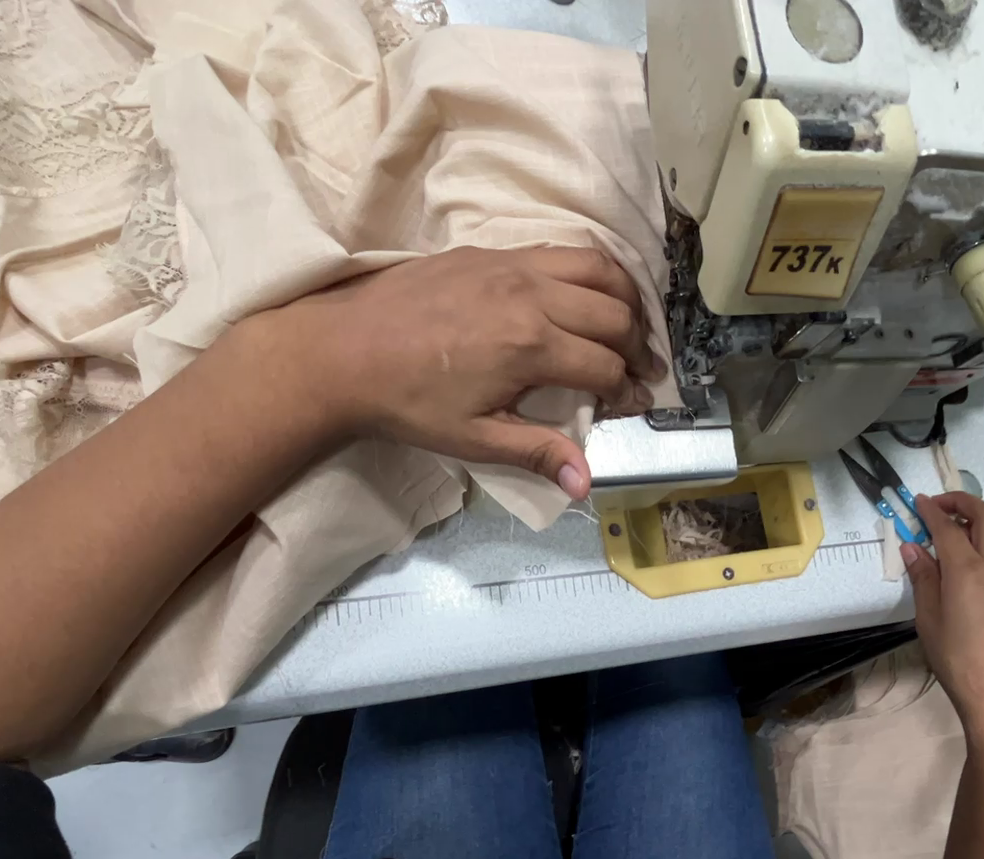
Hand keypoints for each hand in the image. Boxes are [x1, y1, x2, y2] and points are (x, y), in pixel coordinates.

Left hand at [255, 247, 660, 498]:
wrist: (342, 350)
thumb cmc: (408, 402)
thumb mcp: (474, 438)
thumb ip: (537, 452)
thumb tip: (586, 484)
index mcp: (529, 347)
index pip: (605, 367)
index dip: (627, 391)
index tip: (633, 405)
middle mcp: (532, 296)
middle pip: (615, 315)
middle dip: (639, 347)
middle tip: (641, 371)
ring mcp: (512, 266)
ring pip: (599, 268)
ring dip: (627, 299)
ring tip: (631, 325)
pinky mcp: (493, 251)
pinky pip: (563, 249)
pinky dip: (592, 270)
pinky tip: (590, 292)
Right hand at [902, 492, 983, 745]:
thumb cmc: (957, 660)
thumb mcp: (929, 619)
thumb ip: (923, 578)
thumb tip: (913, 547)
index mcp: (967, 571)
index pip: (949, 527)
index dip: (932, 510)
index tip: (919, 501)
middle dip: (962, 502)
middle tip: (939, 505)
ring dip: (983, 517)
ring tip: (961, 525)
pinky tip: (980, 553)